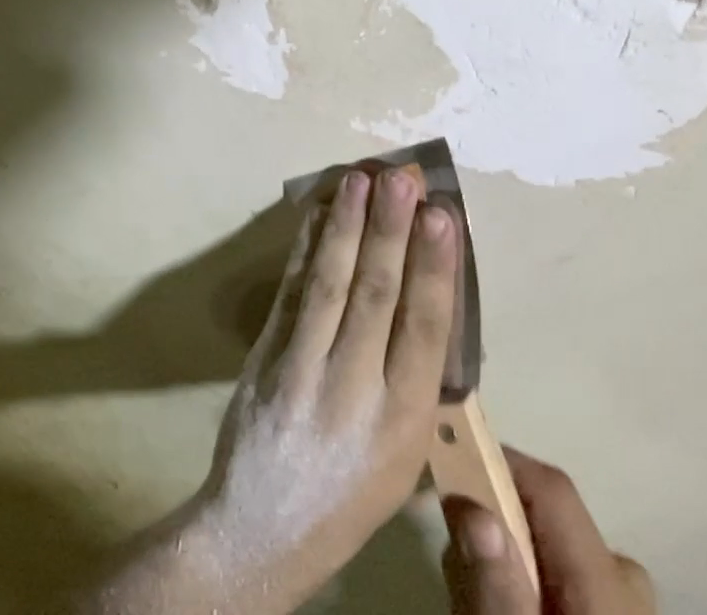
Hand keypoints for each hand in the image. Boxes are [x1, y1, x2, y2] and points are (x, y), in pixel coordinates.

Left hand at [193, 166, 459, 610]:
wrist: (264, 527)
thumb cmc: (350, 495)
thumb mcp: (403, 455)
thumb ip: (415, 383)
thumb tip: (428, 306)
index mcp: (404, 418)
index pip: (426, 327)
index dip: (435, 266)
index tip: (443, 215)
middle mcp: (355, 389)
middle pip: (377, 295)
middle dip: (391, 230)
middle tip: (401, 177)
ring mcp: (302, 371)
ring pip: (331, 286)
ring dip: (347, 227)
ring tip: (360, 180)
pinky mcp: (264, 359)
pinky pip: (290, 294)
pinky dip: (306, 251)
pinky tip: (318, 217)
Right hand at [442, 447, 654, 613]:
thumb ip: (495, 590)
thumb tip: (472, 510)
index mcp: (609, 581)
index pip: (549, 487)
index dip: (493, 460)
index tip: (439, 457)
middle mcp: (625, 580)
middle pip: (538, 519)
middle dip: (486, 535)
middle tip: (455, 584)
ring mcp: (624, 603)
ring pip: (542, 550)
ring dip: (500, 570)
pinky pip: (555, 580)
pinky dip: (520, 593)